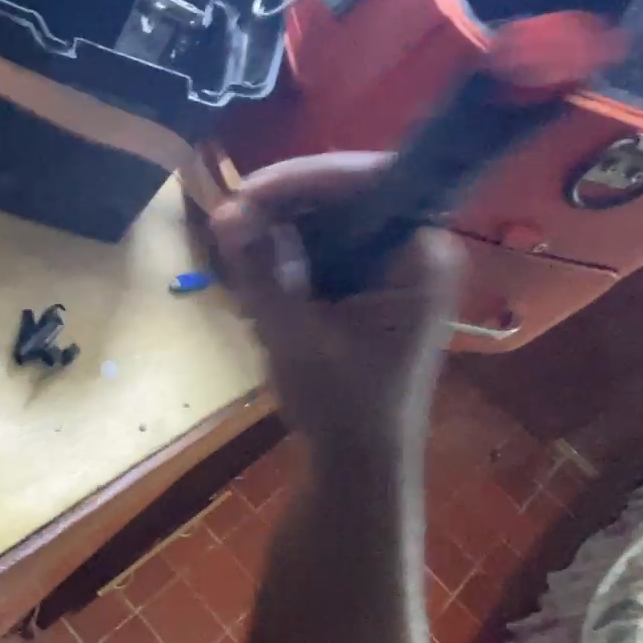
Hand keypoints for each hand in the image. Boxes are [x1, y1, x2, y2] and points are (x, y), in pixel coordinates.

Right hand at [210, 152, 464, 456]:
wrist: (358, 464)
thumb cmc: (340, 407)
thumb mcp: (295, 338)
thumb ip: (263, 273)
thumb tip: (225, 211)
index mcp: (418, 256)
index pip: (370, 180)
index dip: (305, 178)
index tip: (245, 194)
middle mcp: (412, 252)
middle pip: (344, 200)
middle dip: (282, 214)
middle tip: (229, 235)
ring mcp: (390, 273)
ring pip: (327, 228)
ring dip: (277, 244)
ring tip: (239, 278)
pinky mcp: (367, 293)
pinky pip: (323, 258)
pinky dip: (286, 269)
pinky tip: (258, 301)